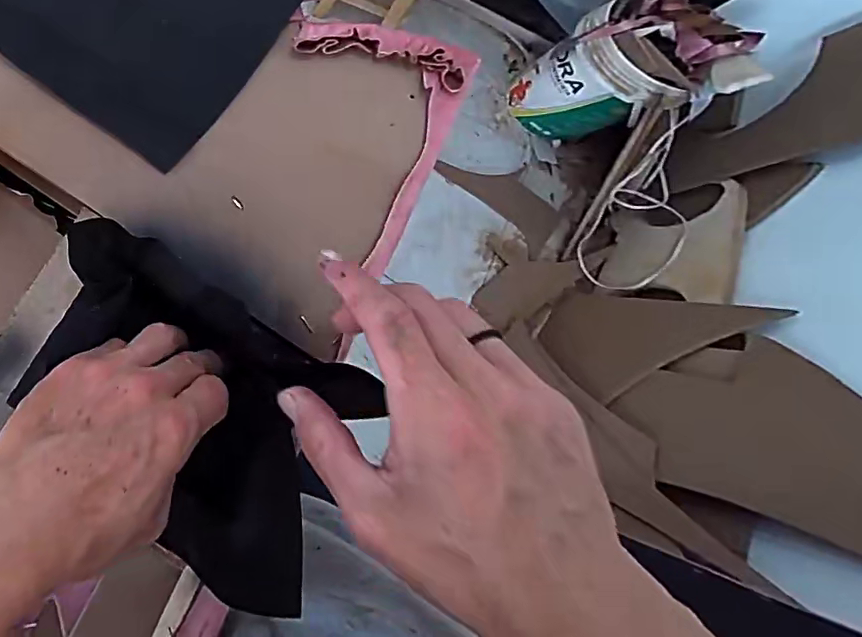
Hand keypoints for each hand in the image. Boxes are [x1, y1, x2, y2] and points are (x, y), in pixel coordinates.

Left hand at [0, 324, 226, 636]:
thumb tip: (165, 457)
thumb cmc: (78, 532)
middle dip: (202, 365)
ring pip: (159, 333)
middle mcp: (148, 389)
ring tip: (165, 354)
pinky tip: (114, 371)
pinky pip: (112, 344)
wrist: (10, 519)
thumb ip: (168, 473)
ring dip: (170, 345)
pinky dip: (122, 354)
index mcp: (173, 428)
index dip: (217, 398)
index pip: (216, 390)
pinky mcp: (75, 366)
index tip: (210, 403)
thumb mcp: (149, 520)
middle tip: (199, 371)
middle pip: (193, 357)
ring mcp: (110, 371)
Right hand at [278, 262, 707, 636]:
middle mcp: (482, 383)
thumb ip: (326, 446)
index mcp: (434, 409)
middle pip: (423, 302)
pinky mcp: (552, 397)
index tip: (331, 265)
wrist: (567, 596)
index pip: (388, 317)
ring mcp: (525, 385)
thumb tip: (294, 396)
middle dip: (379, 297)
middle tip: (351, 325)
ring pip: (462, 316)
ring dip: (421, 316)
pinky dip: (464, 344)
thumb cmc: (463, 560)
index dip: (354, 282)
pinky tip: (457, 381)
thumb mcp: (375, 516)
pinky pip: (498, 346)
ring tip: (401, 348)